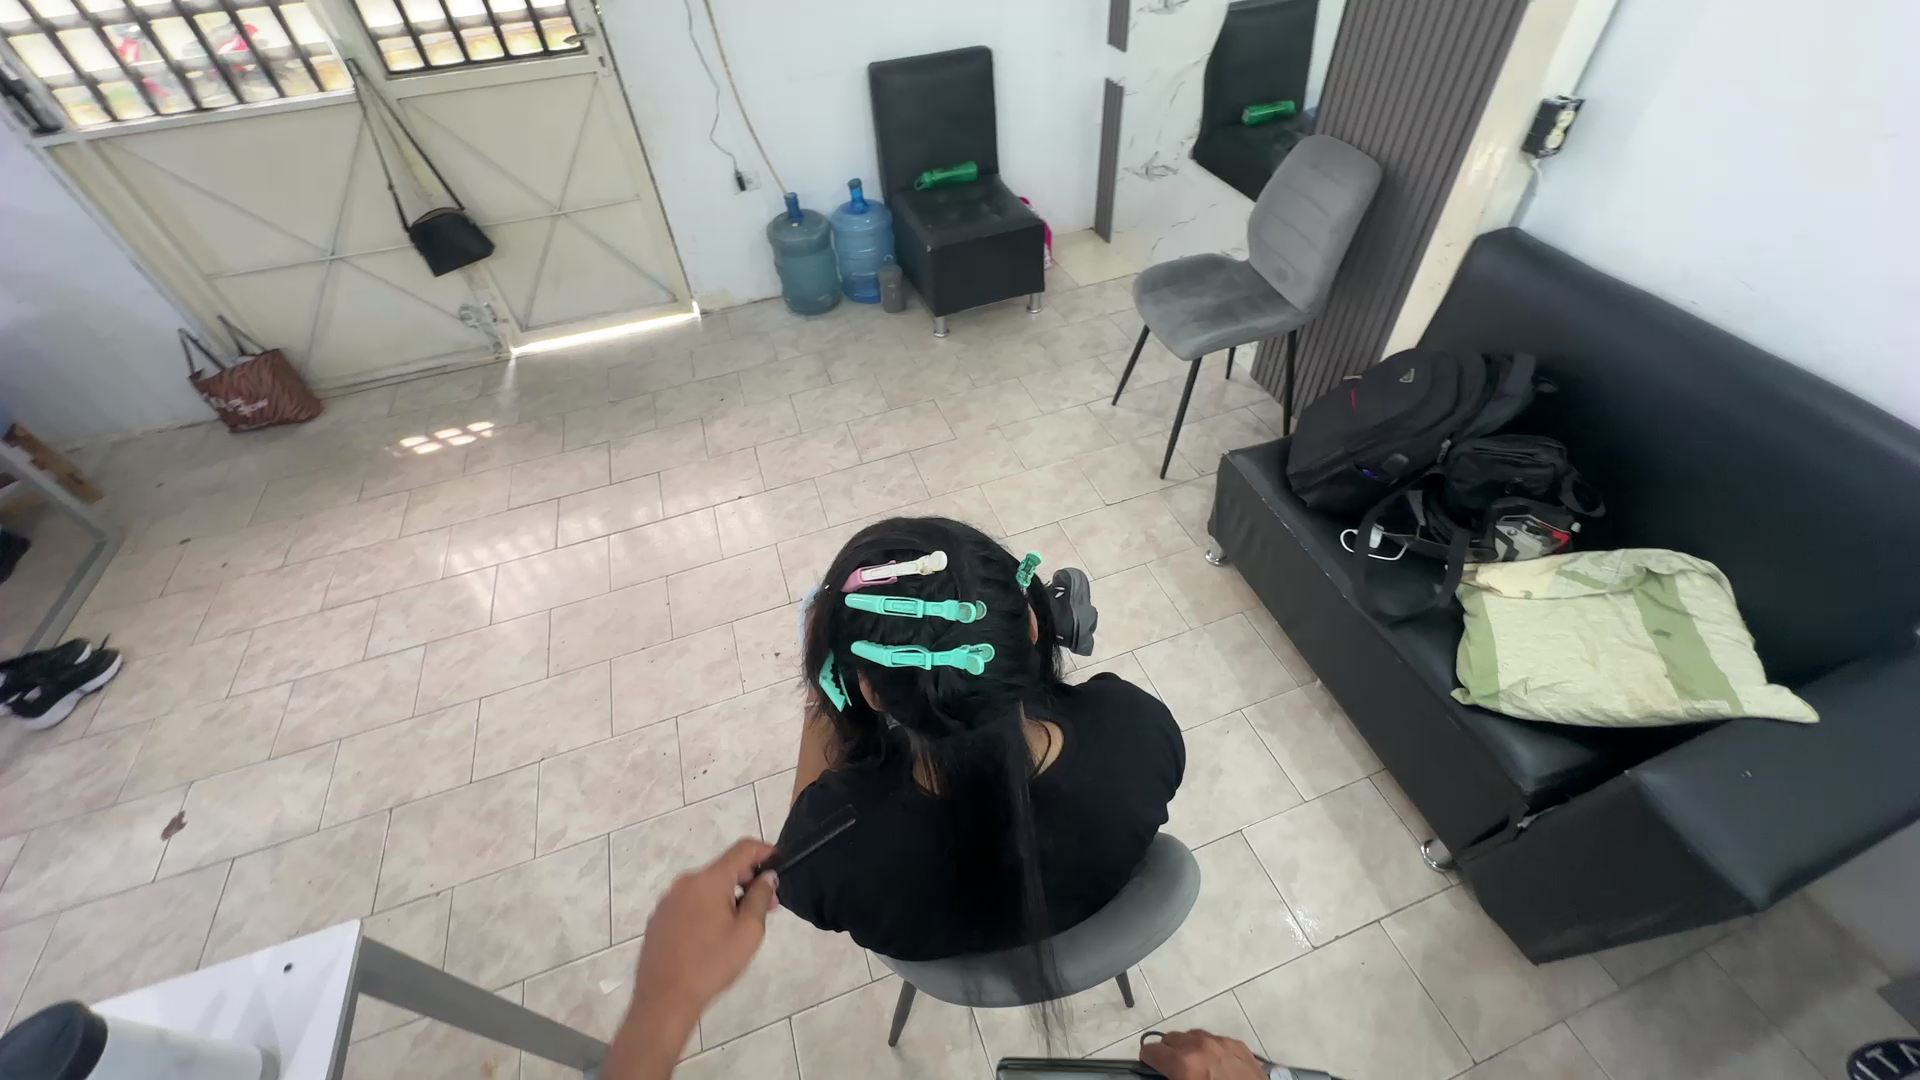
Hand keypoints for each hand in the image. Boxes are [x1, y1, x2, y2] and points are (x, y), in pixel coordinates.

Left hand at [605, 839, 777, 1079]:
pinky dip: (708, 908)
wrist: (663, 1002)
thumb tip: (767, 876)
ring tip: (743, 923)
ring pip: (707, 887)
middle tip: (769, 904)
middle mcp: (686, 882)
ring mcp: (668, 901)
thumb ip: (760, 897)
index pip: (743, 849)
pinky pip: (691, 902)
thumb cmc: (711, 965)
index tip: (781, 864)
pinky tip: (714, 935)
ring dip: (729, 896)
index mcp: (709, 880)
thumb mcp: (748, 932)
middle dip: (749, 879)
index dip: (765, 851)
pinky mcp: (659, 919)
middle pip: (725, 868)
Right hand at [1140, 1030, 1269, 1079]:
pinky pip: (1216, 1040)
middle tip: (1172, 1069)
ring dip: (1188, 1048)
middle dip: (1168, 1053)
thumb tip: (1163, 1076)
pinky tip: (1217, 1066)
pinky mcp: (1238, 1045)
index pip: (1152, 1051)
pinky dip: (1210, 1049)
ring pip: (1192, 1036)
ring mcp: (1220, 1042)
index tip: (1150, 1068)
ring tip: (1195, 1066)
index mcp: (1184, 1063)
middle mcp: (1199, 1045)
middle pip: (1171, 1039)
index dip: (1148, 1060)